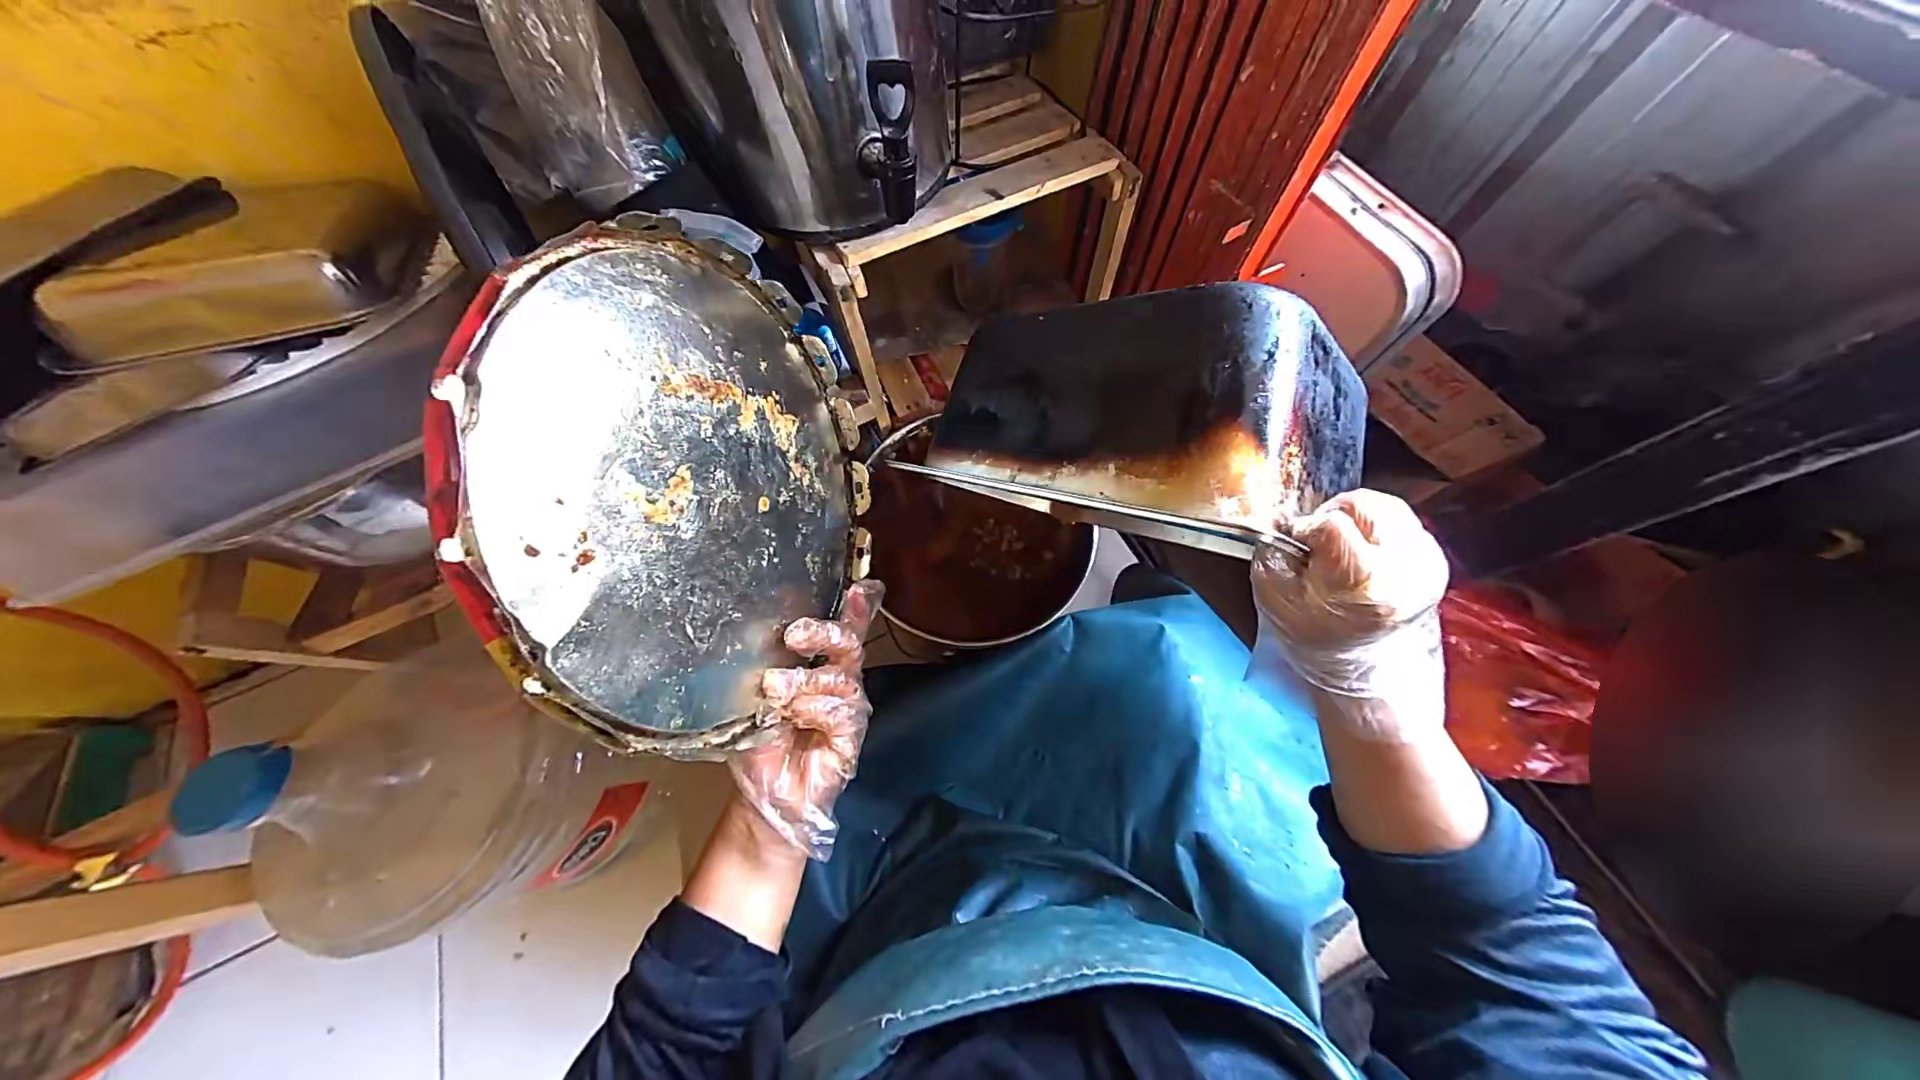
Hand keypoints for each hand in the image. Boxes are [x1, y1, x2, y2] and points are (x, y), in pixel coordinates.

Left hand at [728, 580, 882, 859]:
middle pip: (849, 644)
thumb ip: (762, 665)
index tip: (862, 585)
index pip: (846, 630)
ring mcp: (849, 710)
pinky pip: (841, 712)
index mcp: (822, 666)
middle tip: (792, 635)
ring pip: (842, 678)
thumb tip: (751, 628)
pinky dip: (814, 708)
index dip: (858, 607)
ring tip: (774, 690)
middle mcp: (841, 683)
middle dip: (824, 632)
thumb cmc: (761, 742)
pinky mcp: (851, 738)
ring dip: (805, 681)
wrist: (764, 795)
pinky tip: (794, 716)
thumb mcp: (753, 696)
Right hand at [1251, 490, 1449, 740]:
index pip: (1332, 523)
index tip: (1297, 545)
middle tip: (1318, 543)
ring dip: (1354, 519)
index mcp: (1366, 583)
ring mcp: (1428, 562)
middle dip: (1332, 516)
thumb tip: (1288, 523)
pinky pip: (1398, 519)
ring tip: (1341, 546)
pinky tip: (1361, 550)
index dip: (1306, 528)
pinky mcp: (1436, 558)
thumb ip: (1277, 555)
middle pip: (1362, 504)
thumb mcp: (1276, 599)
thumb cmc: (1313, 635)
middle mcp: (1407, 568)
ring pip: (1382, 505)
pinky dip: (1373, 527)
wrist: (1363, 668)